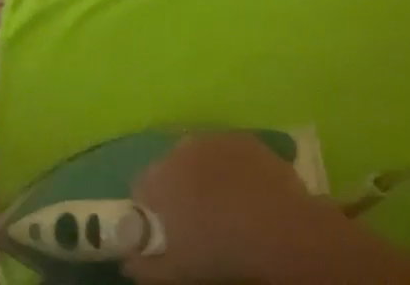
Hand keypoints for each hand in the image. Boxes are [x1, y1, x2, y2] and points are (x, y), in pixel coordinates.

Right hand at [123, 133, 322, 283]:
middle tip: (197, 217)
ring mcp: (215, 139)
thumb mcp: (175, 273)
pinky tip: (248, 190)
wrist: (280, 231)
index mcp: (158, 179)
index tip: (165, 228)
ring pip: (199, 156)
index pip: (140, 187)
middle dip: (178, 188)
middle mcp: (180, 149)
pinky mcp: (244, 138)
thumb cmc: (221, 252)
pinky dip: (232, 166)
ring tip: (225, 202)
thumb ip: (143, 266)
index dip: (151, 209)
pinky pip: (228, 151)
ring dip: (204, 173)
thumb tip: (129, 259)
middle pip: (169, 166)